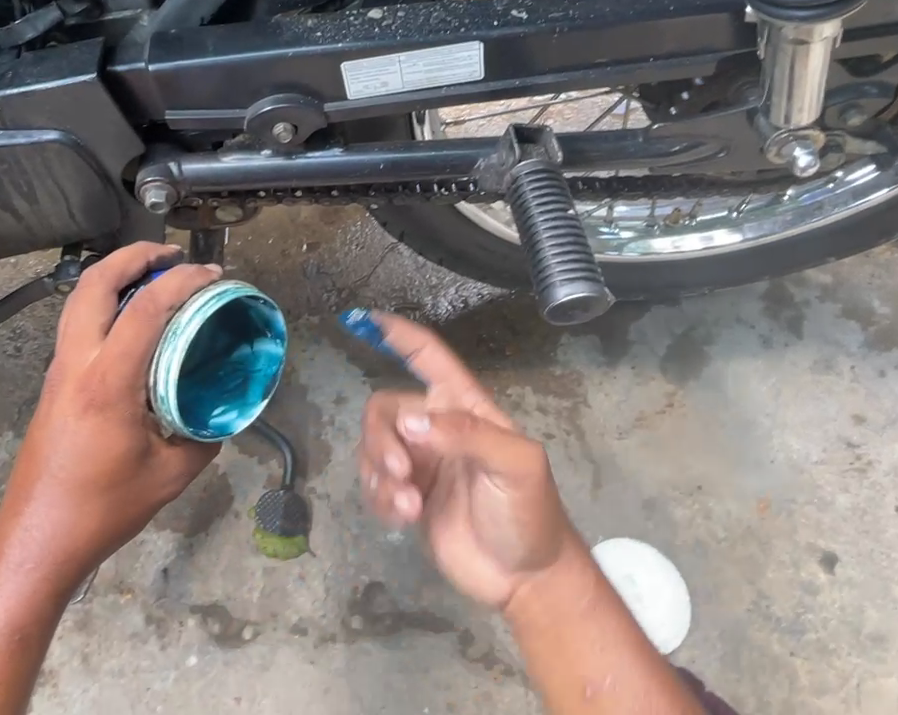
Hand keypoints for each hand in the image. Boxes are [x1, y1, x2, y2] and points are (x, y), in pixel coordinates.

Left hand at [0, 243, 223, 579]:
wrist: (37, 541)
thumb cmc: (102, 509)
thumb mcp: (170, 476)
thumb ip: (202, 436)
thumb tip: (219, 412)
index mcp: (108, 381)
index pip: (146, 307)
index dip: (184, 280)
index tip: (214, 276)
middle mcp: (76, 363)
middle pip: (95, 282)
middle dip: (134, 255)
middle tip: (172, 256)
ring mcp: (58, 370)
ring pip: (79, 298)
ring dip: (115, 274)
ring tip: (153, 277)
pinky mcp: (53, 383)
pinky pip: (77, 323)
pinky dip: (105, 302)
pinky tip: (132, 323)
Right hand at [356, 311, 577, 609]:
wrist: (524, 577)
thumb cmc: (529, 512)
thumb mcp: (515, 466)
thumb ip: (467, 434)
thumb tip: (410, 423)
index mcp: (464, 407)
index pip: (429, 357)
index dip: (400, 335)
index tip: (367, 319)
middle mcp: (437, 427)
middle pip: (385, 410)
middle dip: (382, 439)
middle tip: (400, 474)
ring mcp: (420, 462)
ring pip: (374, 447)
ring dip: (380, 475)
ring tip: (408, 507)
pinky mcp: (408, 496)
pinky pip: (374, 484)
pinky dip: (379, 499)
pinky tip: (402, 520)